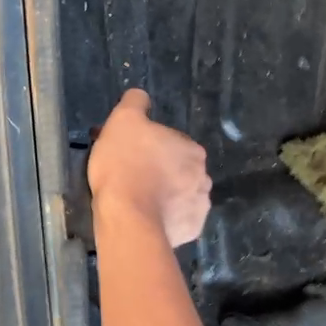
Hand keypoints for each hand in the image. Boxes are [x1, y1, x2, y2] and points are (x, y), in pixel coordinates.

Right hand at [88, 89, 211, 246]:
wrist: (128, 217)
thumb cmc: (125, 164)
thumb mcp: (122, 120)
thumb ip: (135, 102)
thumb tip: (140, 96)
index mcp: (192, 148)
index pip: (169, 142)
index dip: (145, 146)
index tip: (127, 153)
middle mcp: (203, 176)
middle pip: (176, 168)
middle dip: (158, 170)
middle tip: (129, 176)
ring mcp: (200, 206)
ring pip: (179, 195)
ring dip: (163, 195)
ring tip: (136, 200)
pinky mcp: (191, 230)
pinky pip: (177, 219)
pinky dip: (164, 217)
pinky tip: (144, 216)